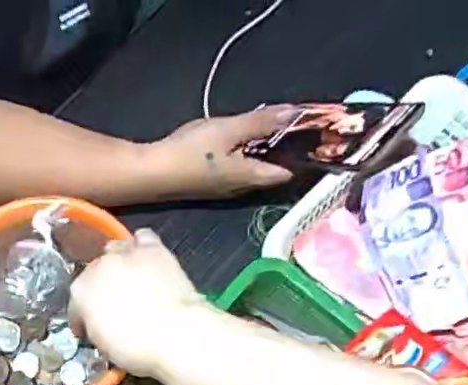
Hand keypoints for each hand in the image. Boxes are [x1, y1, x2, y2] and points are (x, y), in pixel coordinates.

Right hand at [70, 228, 217, 376]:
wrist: (174, 334)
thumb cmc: (135, 348)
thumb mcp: (102, 345)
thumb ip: (93, 326)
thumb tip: (97, 323)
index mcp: (80, 292)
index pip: (76, 305)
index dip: (82, 320)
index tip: (89, 331)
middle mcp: (98, 267)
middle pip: (94, 275)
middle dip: (99, 290)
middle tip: (112, 308)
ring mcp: (126, 254)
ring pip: (115, 250)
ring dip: (117, 265)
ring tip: (127, 280)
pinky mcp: (154, 249)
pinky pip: (142, 238)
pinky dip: (141, 248)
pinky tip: (145, 260)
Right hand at [140, 106, 298, 199]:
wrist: (151, 173)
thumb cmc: (191, 153)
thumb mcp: (229, 130)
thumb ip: (261, 122)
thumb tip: (295, 113)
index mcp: (249, 177)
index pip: (286, 173)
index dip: (303, 158)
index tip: (315, 138)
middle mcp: (239, 188)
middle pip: (270, 173)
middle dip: (284, 153)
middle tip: (295, 127)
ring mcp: (223, 189)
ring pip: (253, 171)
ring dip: (264, 154)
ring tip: (271, 129)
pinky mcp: (209, 185)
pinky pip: (237, 169)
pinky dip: (246, 155)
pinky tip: (241, 141)